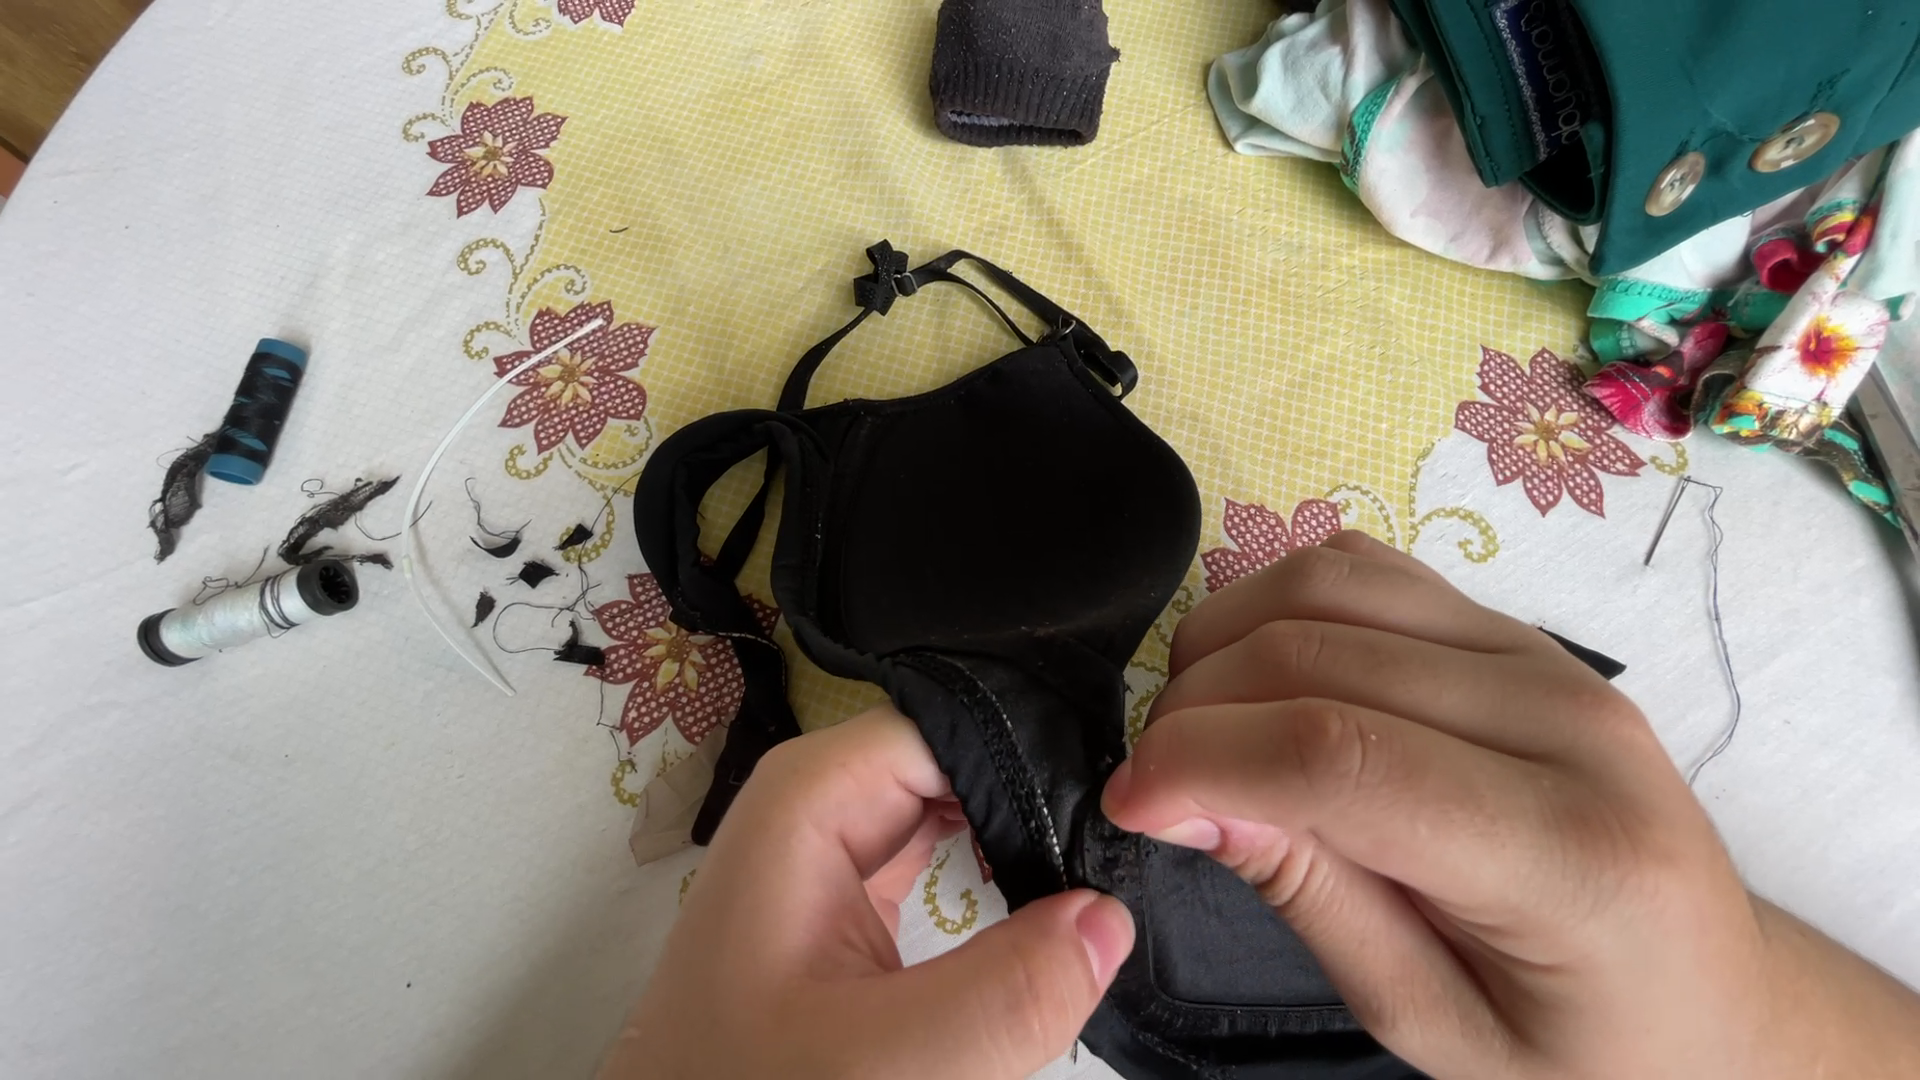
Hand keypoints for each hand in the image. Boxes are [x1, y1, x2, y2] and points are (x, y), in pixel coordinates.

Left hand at [601, 708, 1135, 1079]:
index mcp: (813, 789)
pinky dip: (997, 859)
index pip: (948, 725)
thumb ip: (998, 998)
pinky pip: (943, 840)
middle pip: (956, 752)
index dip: (1031, 758)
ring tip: (1097, 858)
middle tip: (1118, 838)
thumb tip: (1110, 915)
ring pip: (955, 796)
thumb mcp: (877, 1065)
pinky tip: (1044, 883)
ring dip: (1022, 828)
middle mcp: (824, 789)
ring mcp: (839, 831)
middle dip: (1035, 793)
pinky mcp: (856, 876)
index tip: (1111, 806)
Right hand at [1101, 531, 1919, 1079]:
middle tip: (1158, 781)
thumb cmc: (1569, 1037)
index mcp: (1568, 853)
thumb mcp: (1425, 1017)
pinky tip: (1258, 669)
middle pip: (1306, 656)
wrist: (1706, 981)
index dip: (1198, 763)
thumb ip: (1303, 893)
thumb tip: (1181, 797)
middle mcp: (1560, 717)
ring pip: (1317, 584)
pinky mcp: (1497, 618)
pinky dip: (1268, 602)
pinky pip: (1349, 564)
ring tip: (1200, 721)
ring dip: (1218, 643)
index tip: (1127, 802)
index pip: (1334, 757)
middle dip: (1189, 712)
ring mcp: (1531, 647)